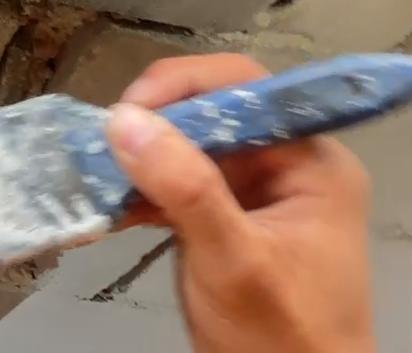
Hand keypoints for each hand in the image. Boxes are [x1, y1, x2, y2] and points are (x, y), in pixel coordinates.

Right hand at [108, 54, 375, 352]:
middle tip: (110, 138)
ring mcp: (248, 187)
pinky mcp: (216, 209)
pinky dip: (135, 182)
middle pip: (209, 108)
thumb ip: (186, 190)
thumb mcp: (236, 263)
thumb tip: (123, 119)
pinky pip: (168, 173)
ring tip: (99, 167)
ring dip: (137, 150)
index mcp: (312, 164)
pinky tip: (106, 199)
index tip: (134, 108)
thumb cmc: (282, 340)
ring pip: (181, 138)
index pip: (247, 88)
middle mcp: (283, 164)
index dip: (188, 85)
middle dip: (155, 119)